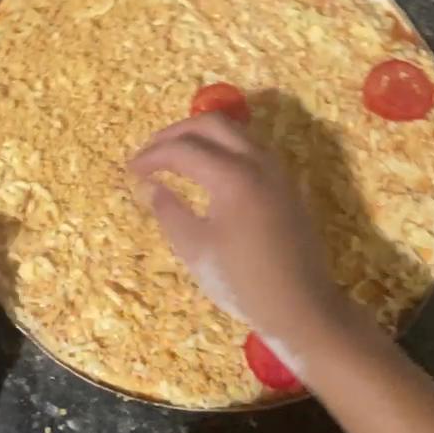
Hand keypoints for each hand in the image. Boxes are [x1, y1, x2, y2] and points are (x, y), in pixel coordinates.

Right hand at [128, 114, 347, 353]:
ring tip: (173, 159)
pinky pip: (248, 149)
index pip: (183, 148)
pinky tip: (205, 172)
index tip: (131, 170)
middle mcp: (258, 162)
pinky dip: (221, 149)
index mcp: (233, 177)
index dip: (152, 155)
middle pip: (211, 124)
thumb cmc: (243, 282)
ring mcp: (277, 171)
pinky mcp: (285, 184)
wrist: (302, 308)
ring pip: (234, 133)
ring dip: (200, 137)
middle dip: (175, 134)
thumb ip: (168, 210)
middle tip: (149, 154)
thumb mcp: (195, 249)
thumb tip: (148, 184)